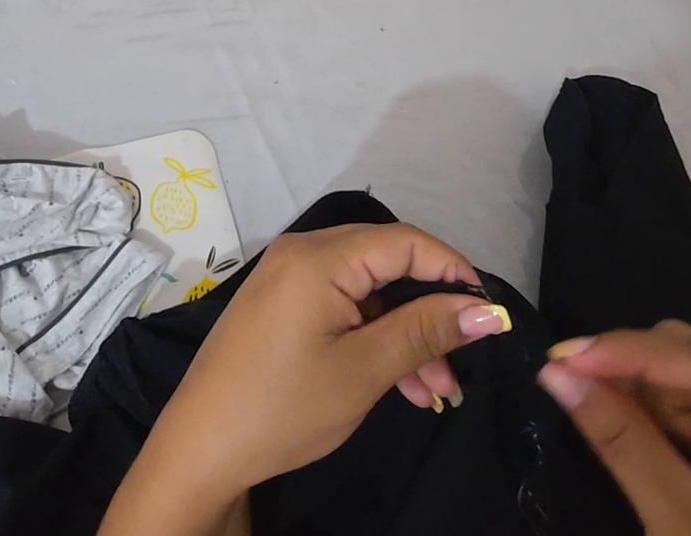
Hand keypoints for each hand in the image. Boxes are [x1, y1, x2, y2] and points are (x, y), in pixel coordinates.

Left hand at [100, 223, 512, 535]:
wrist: (201, 447)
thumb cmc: (284, 406)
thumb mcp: (363, 370)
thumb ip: (425, 331)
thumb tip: (488, 310)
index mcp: (320, 257)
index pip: (404, 242)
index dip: (452, 269)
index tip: (489, 310)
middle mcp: (303, 252)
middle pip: (386, 265)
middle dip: (429, 312)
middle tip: (461, 363)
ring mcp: (289, 276)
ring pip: (368, 292)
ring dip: (404, 335)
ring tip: (436, 392)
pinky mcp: (283, 302)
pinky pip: (342, 306)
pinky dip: (373, 337)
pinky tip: (401, 383)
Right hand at [537, 320, 690, 535]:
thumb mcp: (679, 522)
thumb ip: (621, 440)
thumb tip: (555, 372)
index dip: (625, 350)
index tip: (559, 357)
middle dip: (633, 371)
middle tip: (582, 398)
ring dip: (645, 392)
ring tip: (633, 445)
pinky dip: (662, 412)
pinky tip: (654, 447)